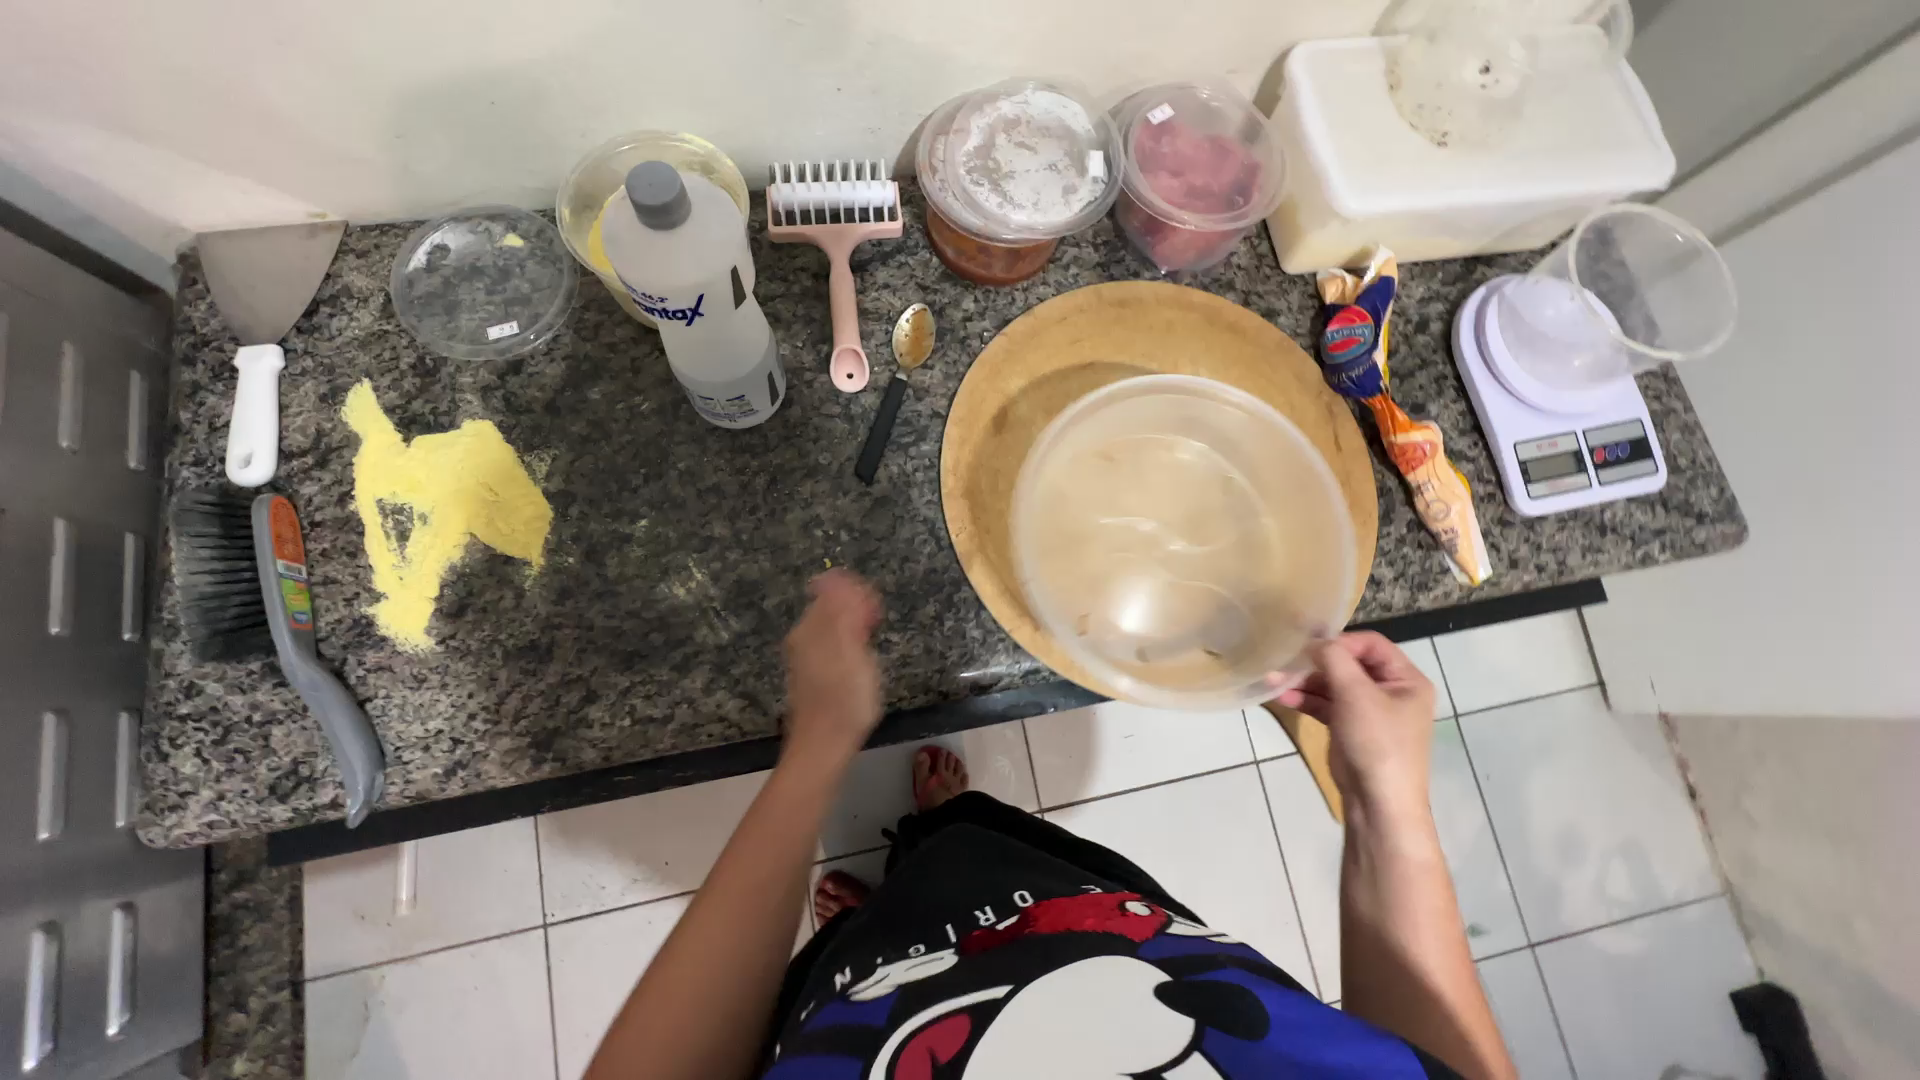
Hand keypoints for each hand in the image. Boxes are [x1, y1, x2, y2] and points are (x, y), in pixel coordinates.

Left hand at [781, 569, 883, 765]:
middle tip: (874, 629)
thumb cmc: (845, 698)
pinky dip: (848, 646)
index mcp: (811, 627)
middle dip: (857, 610)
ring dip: (854, 629)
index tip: (874, 613)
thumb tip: (834, 576)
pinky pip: (830, 644)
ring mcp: (804, 655)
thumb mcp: (851, 650)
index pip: (832, 587)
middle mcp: (802, 636)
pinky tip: (858, 665)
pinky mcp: (810, 672)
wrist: (824, 744)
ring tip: (869, 648)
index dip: (858, 593)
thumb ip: (843, 612)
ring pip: (833, 626)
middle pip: (831, 605)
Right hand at [1276, 632, 1434, 809]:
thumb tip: (1314, 641)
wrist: (1378, 801)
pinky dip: (1306, 700)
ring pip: (1333, 685)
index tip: (1310, 647)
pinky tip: (1282, 697)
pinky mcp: (1350, 727)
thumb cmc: (1377, 741)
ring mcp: (1369, 711)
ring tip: (1274, 679)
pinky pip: (1326, 705)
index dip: (1341, 642)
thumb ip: (1334, 659)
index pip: (1371, 645)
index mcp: (1407, 680)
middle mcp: (1391, 691)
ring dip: (1305, 682)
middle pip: (1349, 664)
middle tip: (1286, 661)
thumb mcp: (1356, 694)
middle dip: (1316, 663)